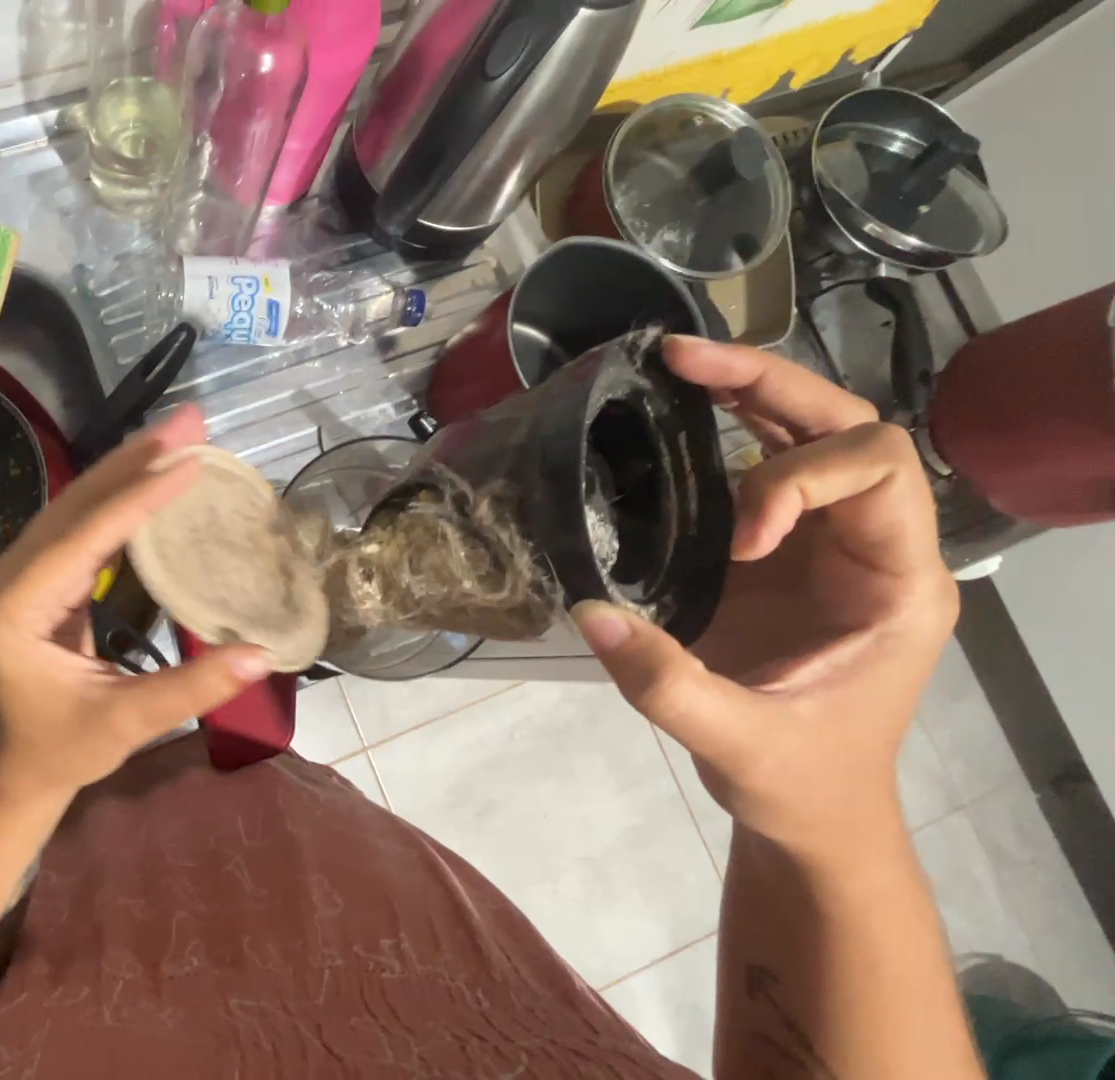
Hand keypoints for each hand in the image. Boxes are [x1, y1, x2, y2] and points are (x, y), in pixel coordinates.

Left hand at [0, 406, 272, 799]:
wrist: (27, 761)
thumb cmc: (68, 747)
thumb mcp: (128, 723)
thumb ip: (190, 688)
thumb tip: (263, 655)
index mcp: (16, 610)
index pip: (82, 540)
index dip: (137, 499)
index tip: (188, 462)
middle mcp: (8, 576)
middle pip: (75, 504)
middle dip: (135, 459)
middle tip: (191, 420)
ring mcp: (19, 569)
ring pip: (76, 502)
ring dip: (128, 464)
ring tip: (181, 431)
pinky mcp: (38, 571)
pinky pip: (80, 520)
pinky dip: (119, 492)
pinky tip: (153, 468)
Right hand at [573, 338, 957, 861]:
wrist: (810, 808)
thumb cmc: (796, 779)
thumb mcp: (736, 742)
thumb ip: (665, 683)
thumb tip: (588, 611)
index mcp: (895, 584)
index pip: (878, 474)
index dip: (797, 483)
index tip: (736, 543)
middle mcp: (871, 548)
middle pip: (847, 429)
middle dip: (768, 386)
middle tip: (682, 359)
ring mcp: (823, 547)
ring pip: (806, 438)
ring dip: (744, 394)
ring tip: (673, 365)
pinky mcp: (775, 556)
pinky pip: (758, 472)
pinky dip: (718, 435)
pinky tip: (671, 417)